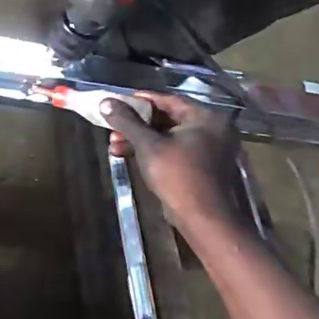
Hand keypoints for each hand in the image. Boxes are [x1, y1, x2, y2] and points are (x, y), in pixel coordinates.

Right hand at [102, 91, 243, 230]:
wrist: (204, 219)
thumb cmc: (178, 176)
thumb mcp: (149, 146)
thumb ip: (127, 122)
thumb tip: (105, 102)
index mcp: (205, 117)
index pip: (169, 100)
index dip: (140, 100)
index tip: (118, 101)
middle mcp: (212, 129)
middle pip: (167, 119)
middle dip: (136, 124)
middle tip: (112, 126)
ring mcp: (209, 149)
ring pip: (168, 137)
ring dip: (140, 140)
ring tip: (114, 145)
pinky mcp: (202, 168)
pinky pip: (174, 152)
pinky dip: (153, 153)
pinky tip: (129, 157)